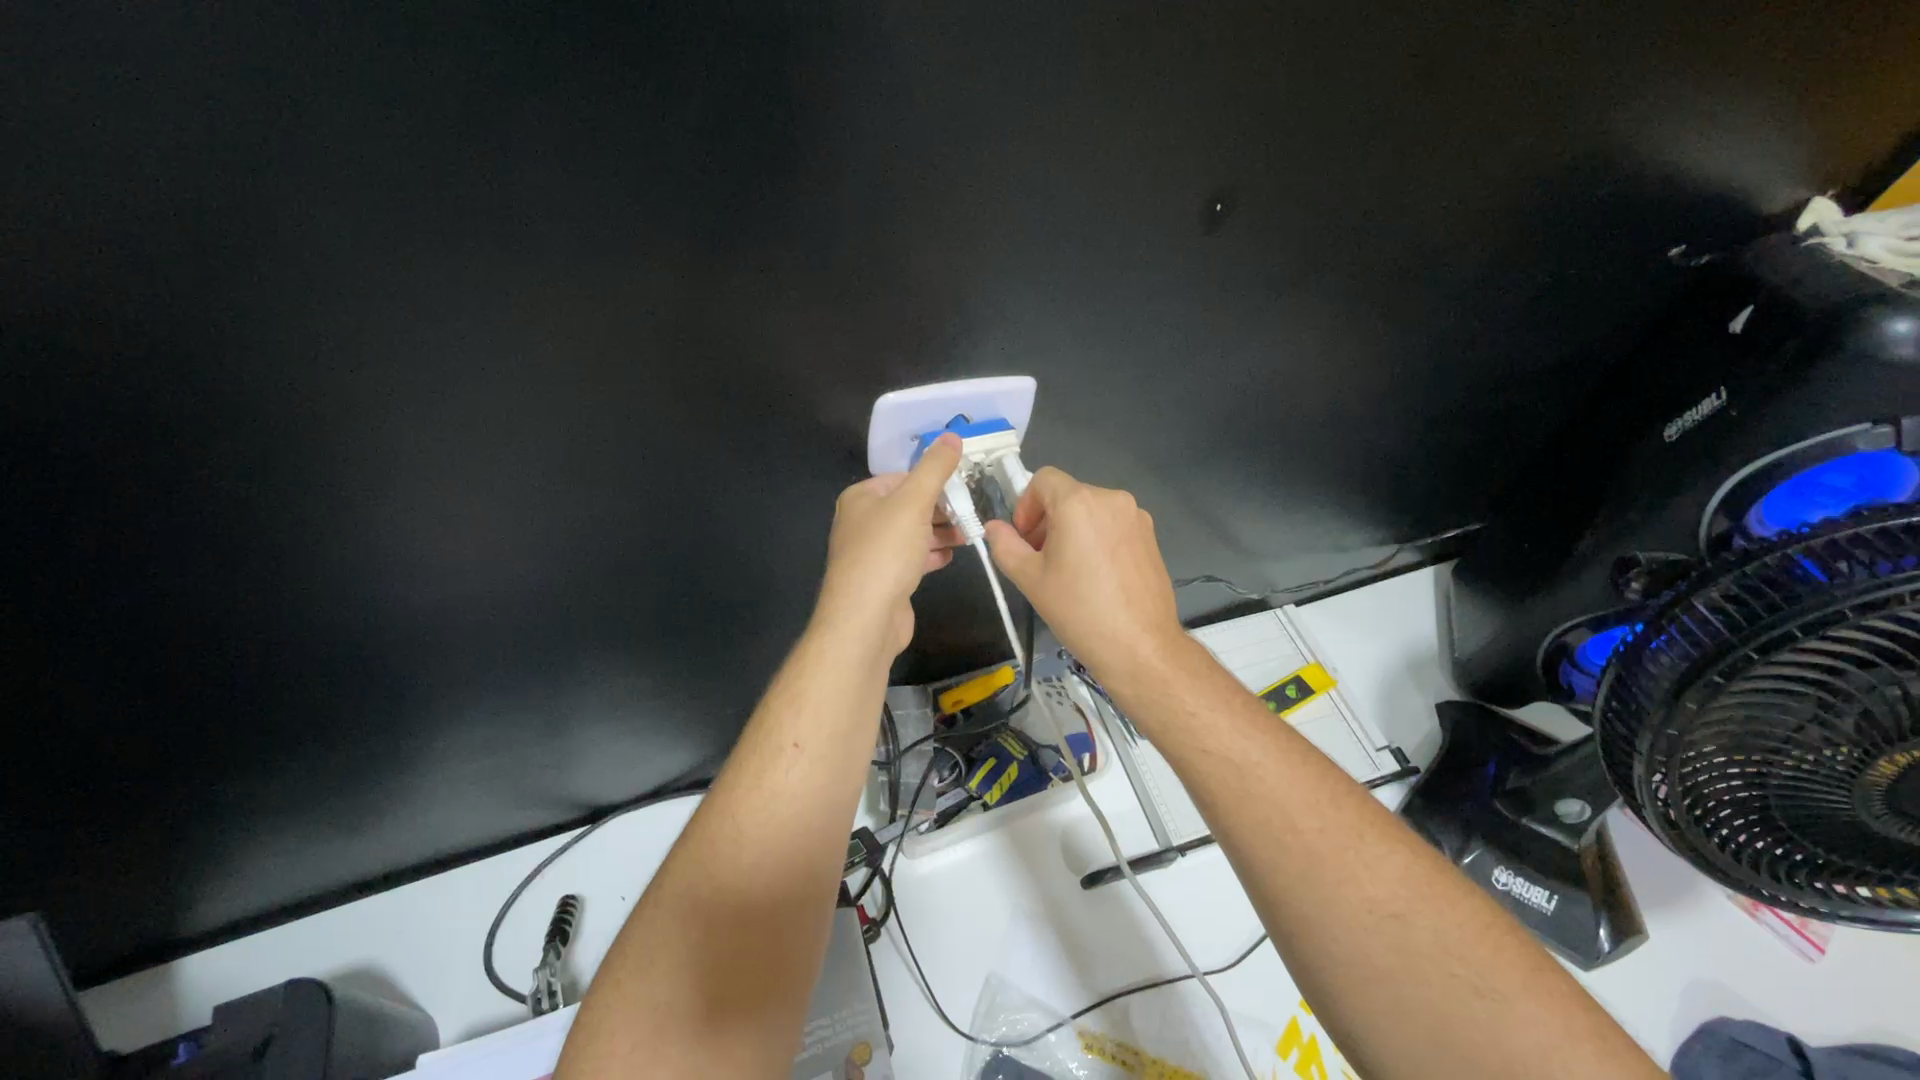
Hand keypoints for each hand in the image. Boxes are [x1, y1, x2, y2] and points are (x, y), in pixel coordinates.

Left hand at [813, 434, 964, 658]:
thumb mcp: (914, 501)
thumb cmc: (886, 552)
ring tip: (969, 534)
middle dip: (940, 508)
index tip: (965, 485)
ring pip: (912, 534)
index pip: (902, 478)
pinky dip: (931, 556)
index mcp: (861, 497)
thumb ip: (935, 468)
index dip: (933, 480)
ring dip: (940, 532)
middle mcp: (861, 522)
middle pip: (908, 506)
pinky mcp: (884, 581)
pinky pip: (911, 560)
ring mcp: (871, 554)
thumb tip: (953, 436)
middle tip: (972, 511)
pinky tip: (951, 557)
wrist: (866, 618)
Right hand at [984, 467, 1187, 679]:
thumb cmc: (1079, 611)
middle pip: (1068, 495)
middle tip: (1041, 560)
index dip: (1026, 505)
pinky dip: (1098, 540)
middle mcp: (1111, 499)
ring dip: (1073, 530)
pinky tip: (1097, 578)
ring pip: (1092, 511)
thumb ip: (1005, 546)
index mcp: (1078, 502)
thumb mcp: (1029, 579)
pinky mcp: (1151, 537)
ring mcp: (1136, 517)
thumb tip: (994, 528)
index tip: (1025, 539)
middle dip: (1048, 521)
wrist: (1140, 646)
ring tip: (1069, 572)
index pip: (1043, 479)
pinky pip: (1114, 526)